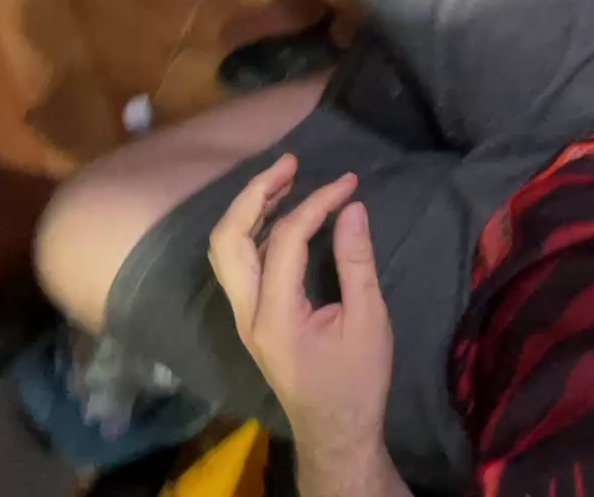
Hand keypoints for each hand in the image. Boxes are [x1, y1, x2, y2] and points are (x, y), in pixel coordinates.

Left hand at [208, 155, 391, 459]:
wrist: (335, 431)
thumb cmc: (357, 380)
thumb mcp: (368, 320)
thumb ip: (356, 261)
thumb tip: (352, 206)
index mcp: (276, 316)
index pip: (285, 240)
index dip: (316, 203)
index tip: (349, 183)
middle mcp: (247, 313)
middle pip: (228, 240)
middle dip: (255, 193)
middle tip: (291, 163)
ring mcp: (243, 315)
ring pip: (226, 249)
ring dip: (250, 207)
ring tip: (285, 177)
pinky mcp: (251, 315)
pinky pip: (239, 260)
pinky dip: (254, 226)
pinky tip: (280, 210)